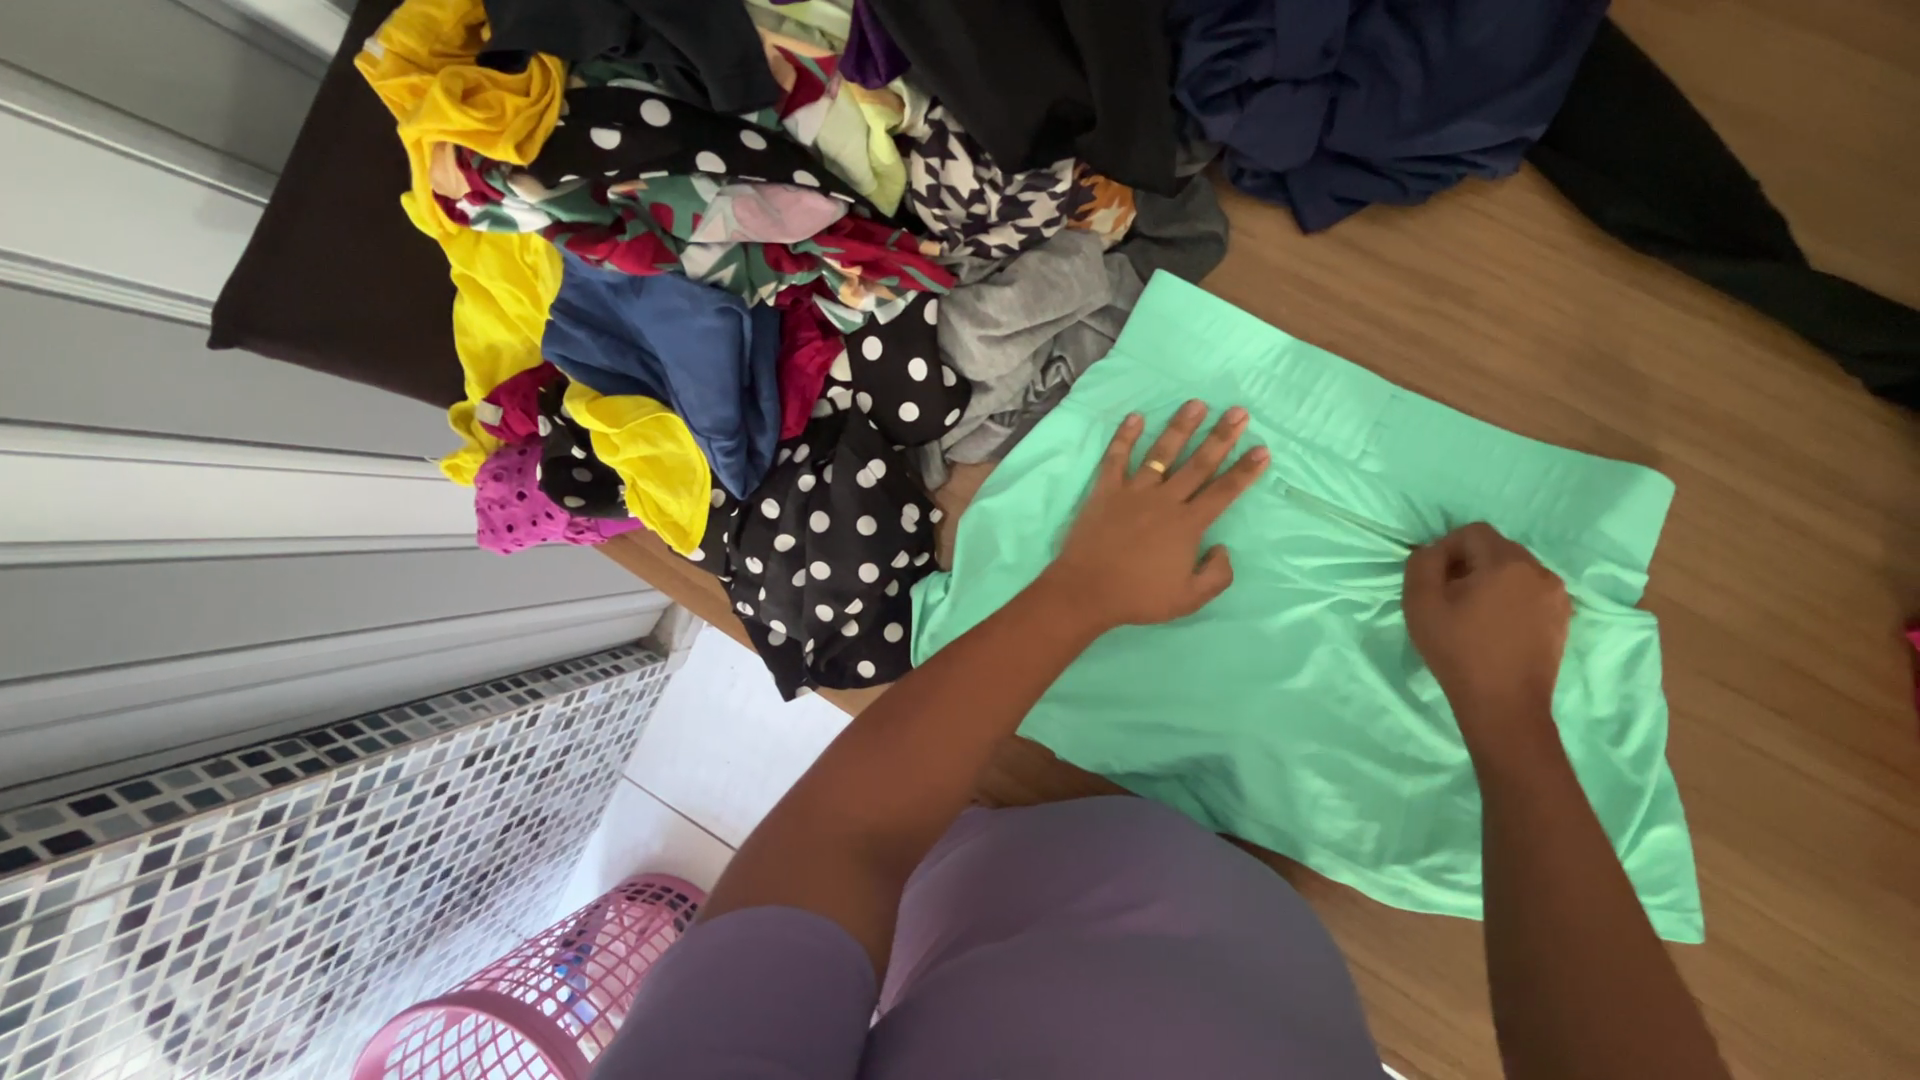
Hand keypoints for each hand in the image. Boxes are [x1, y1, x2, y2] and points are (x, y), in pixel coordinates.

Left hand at [1036, 402, 1270, 630]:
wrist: (1087, 590)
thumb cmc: (1138, 597)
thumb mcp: (1189, 598)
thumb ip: (1217, 575)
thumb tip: (1223, 548)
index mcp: (1188, 525)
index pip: (1224, 492)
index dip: (1244, 471)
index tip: (1261, 449)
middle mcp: (1165, 501)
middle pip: (1198, 463)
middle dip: (1221, 436)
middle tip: (1238, 412)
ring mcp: (1133, 492)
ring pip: (1161, 453)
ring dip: (1180, 427)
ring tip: (1195, 404)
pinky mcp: (1105, 491)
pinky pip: (1116, 458)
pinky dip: (1125, 437)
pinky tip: (1135, 417)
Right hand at [1403, 523, 1571, 724]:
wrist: (1504, 703)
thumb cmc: (1457, 650)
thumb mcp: (1420, 602)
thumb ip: (1422, 563)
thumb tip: (1434, 551)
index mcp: (1506, 562)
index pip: (1473, 532)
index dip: (1446, 548)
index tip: (1434, 579)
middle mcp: (1540, 571)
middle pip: (1497, 549)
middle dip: (1470, 563)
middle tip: (1450, 596)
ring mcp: (1557, 596)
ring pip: (1516, 571)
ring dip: (1491, 581)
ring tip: (1473, 613)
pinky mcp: (1562, 618)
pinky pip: (1531, 592)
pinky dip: (1511, 599)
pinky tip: (1496, 627)